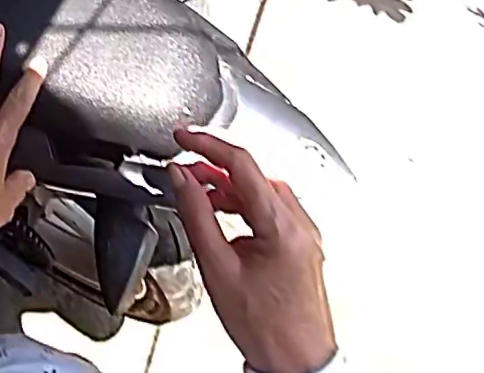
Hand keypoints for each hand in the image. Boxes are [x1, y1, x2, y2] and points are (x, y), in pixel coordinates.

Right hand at [169, 129, 334, 372]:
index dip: (206, 143)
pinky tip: (221, 211)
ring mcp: (303, 233)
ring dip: (225, 183)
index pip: (240, 162)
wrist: (299, 369)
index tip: (181, 135)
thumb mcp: (218, 267)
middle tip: (183, 169)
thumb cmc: (266, 329)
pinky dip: (240, 199)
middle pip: (250, 172)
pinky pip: (267, 205)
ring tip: (198, 193)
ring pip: (258, 187)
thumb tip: (180, 175)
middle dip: (212, 165)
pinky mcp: (300, 243)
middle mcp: (299, 224)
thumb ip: (195, 212)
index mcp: (282, 226)